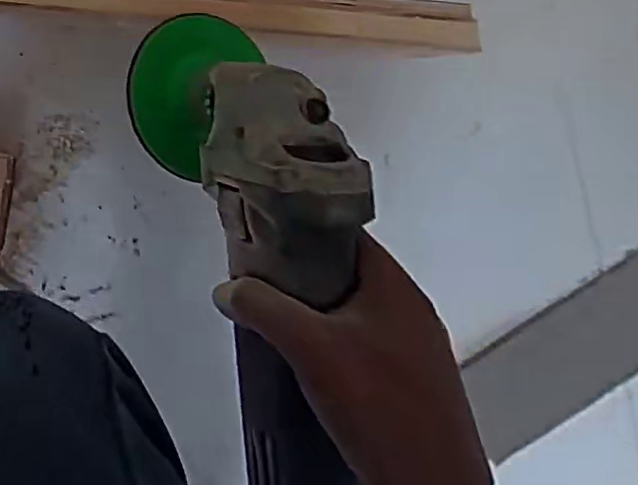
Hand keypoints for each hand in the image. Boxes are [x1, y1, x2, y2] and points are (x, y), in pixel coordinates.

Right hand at [213, 233, 491, 484]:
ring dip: (305, 304)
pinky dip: (320, 334)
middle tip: (258, 270)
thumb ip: (260, 305)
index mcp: (395, 288)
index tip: (262, 224)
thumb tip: (229, 290)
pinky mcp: (402, 378)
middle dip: (294, 267)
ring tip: (270, 310)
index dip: (298, 221)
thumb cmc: (389, 415)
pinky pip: (351, 336)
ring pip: (342, 303)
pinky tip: (298, 351)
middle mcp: (407, 311)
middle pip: (337, 266)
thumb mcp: (308, 346)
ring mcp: (408, 347)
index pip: (339, 229)